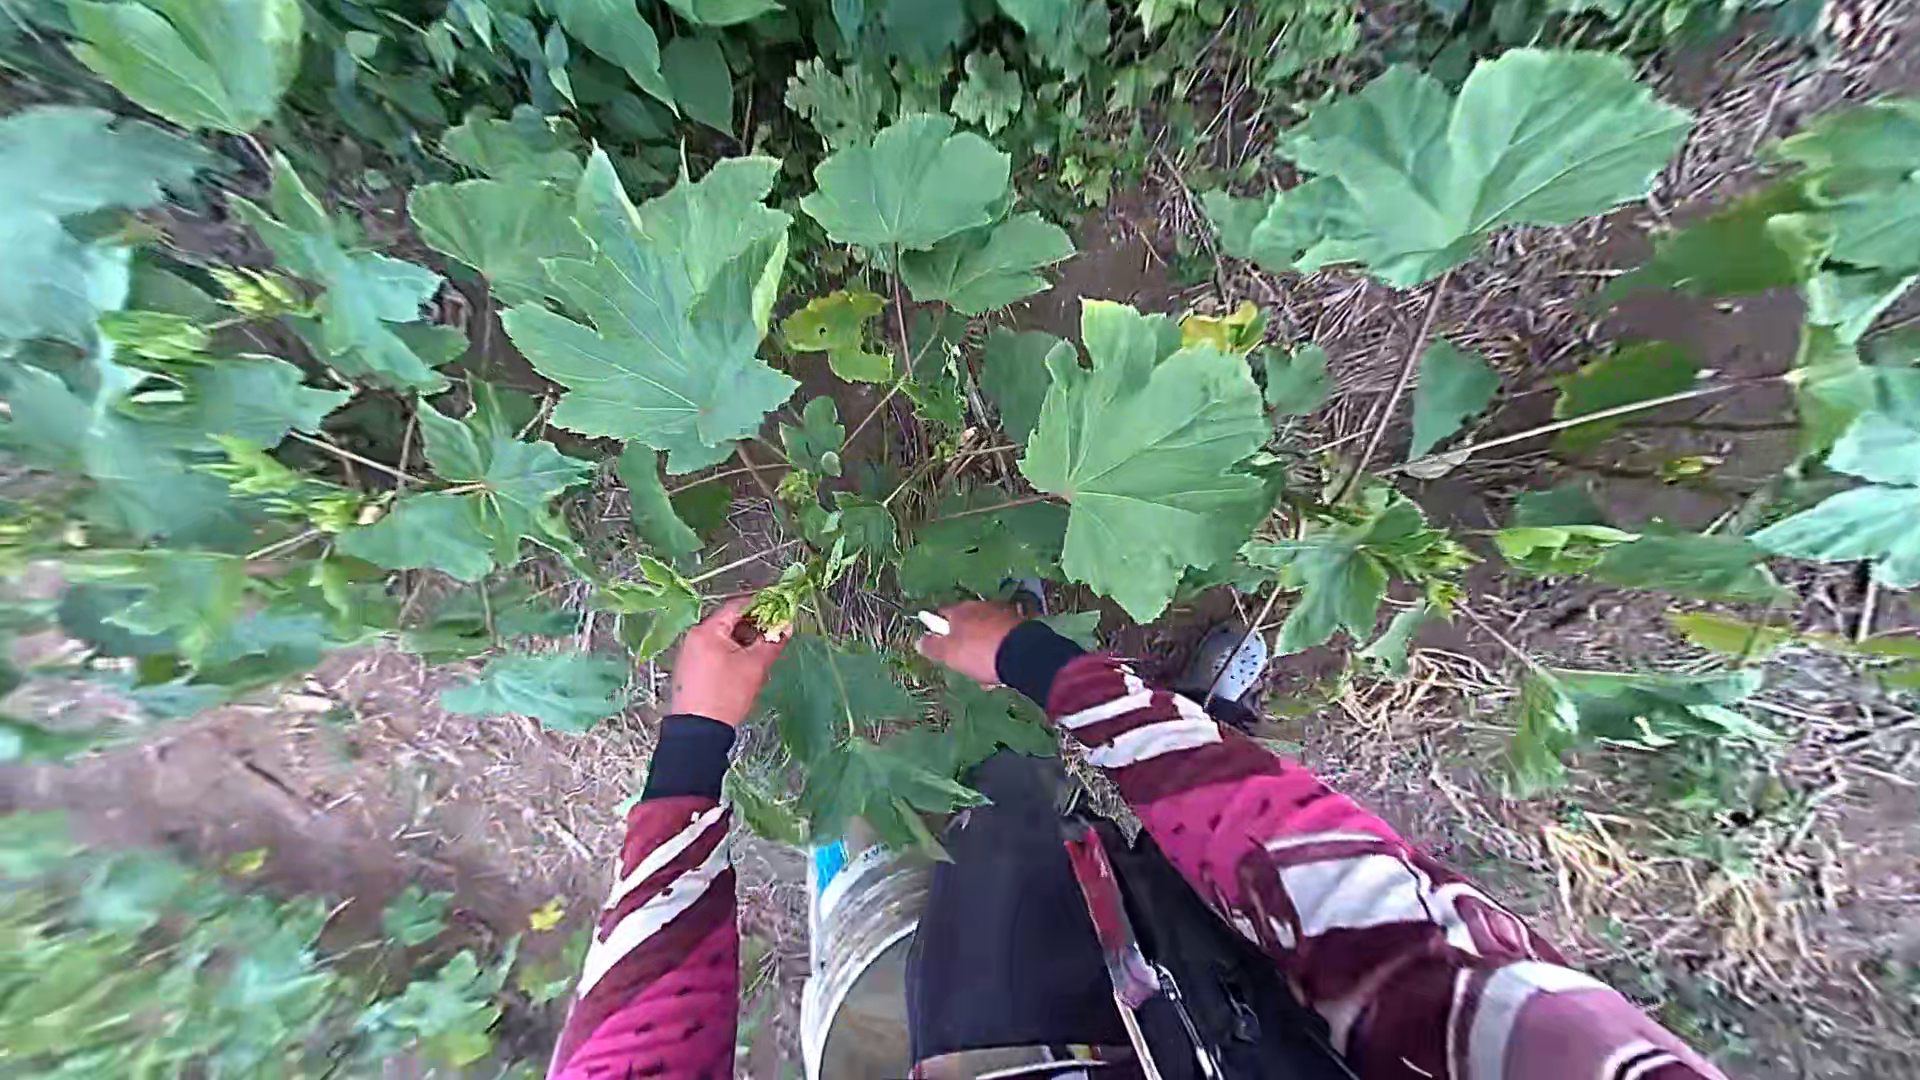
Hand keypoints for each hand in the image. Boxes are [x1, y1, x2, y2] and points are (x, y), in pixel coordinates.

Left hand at [667, 599, 787, 727]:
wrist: (699, 731)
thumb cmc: (727, 693)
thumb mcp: (755, 665)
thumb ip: (772, 641)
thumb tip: (786, 626)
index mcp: (708, 631)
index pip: (737, 606)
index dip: (761, 605)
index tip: (779, 610)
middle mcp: (695, 637)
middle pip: (729, 621)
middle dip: (754, 625)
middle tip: (774, 632)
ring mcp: (690, 653)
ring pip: (723, 636)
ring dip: (745, 639)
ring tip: (763, 650)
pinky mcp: (691, 668)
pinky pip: (715, 650)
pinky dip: (733, 651)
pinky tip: (746, 663)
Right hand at [915, 601, 1024, 685]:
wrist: (1024, 654)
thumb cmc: (979, 653)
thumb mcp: (949, 654)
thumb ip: (932, 646)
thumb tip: (919, 640)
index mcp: (960, 610)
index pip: (942, 614)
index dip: (938, 629)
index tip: (938, 645)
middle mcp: (981, 607)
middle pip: (966, 624)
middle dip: (964, 643)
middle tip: (964, 664)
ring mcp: (1002, 614)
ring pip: (985, 634)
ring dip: (983, 651)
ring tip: (986, 674)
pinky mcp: (1019, 626)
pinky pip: (1002, 640)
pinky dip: (999, 652)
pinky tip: (1001, 670)